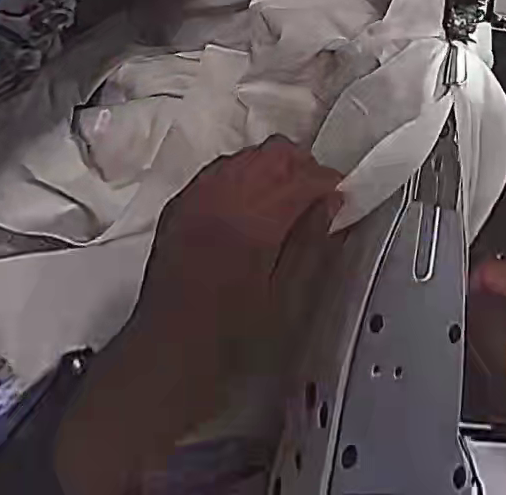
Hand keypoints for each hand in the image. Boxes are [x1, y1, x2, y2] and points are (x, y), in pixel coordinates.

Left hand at [57, 138, 340, 494]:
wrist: (167, 351)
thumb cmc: (234, 332)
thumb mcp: (285, 293)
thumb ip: (310, 240)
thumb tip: (331, 201)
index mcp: (257, 221)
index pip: (305, 178)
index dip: (328, 182)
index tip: (338, 195)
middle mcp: (226, 197)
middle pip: (276, 153)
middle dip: (301, 167)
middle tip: (312, 195)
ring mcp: (199, 195)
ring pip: (247, 155)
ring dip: (271, 167)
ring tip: (280, 197)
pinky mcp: (180, 202)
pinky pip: (219, 168)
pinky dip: (240, 174)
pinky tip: (245, 200)